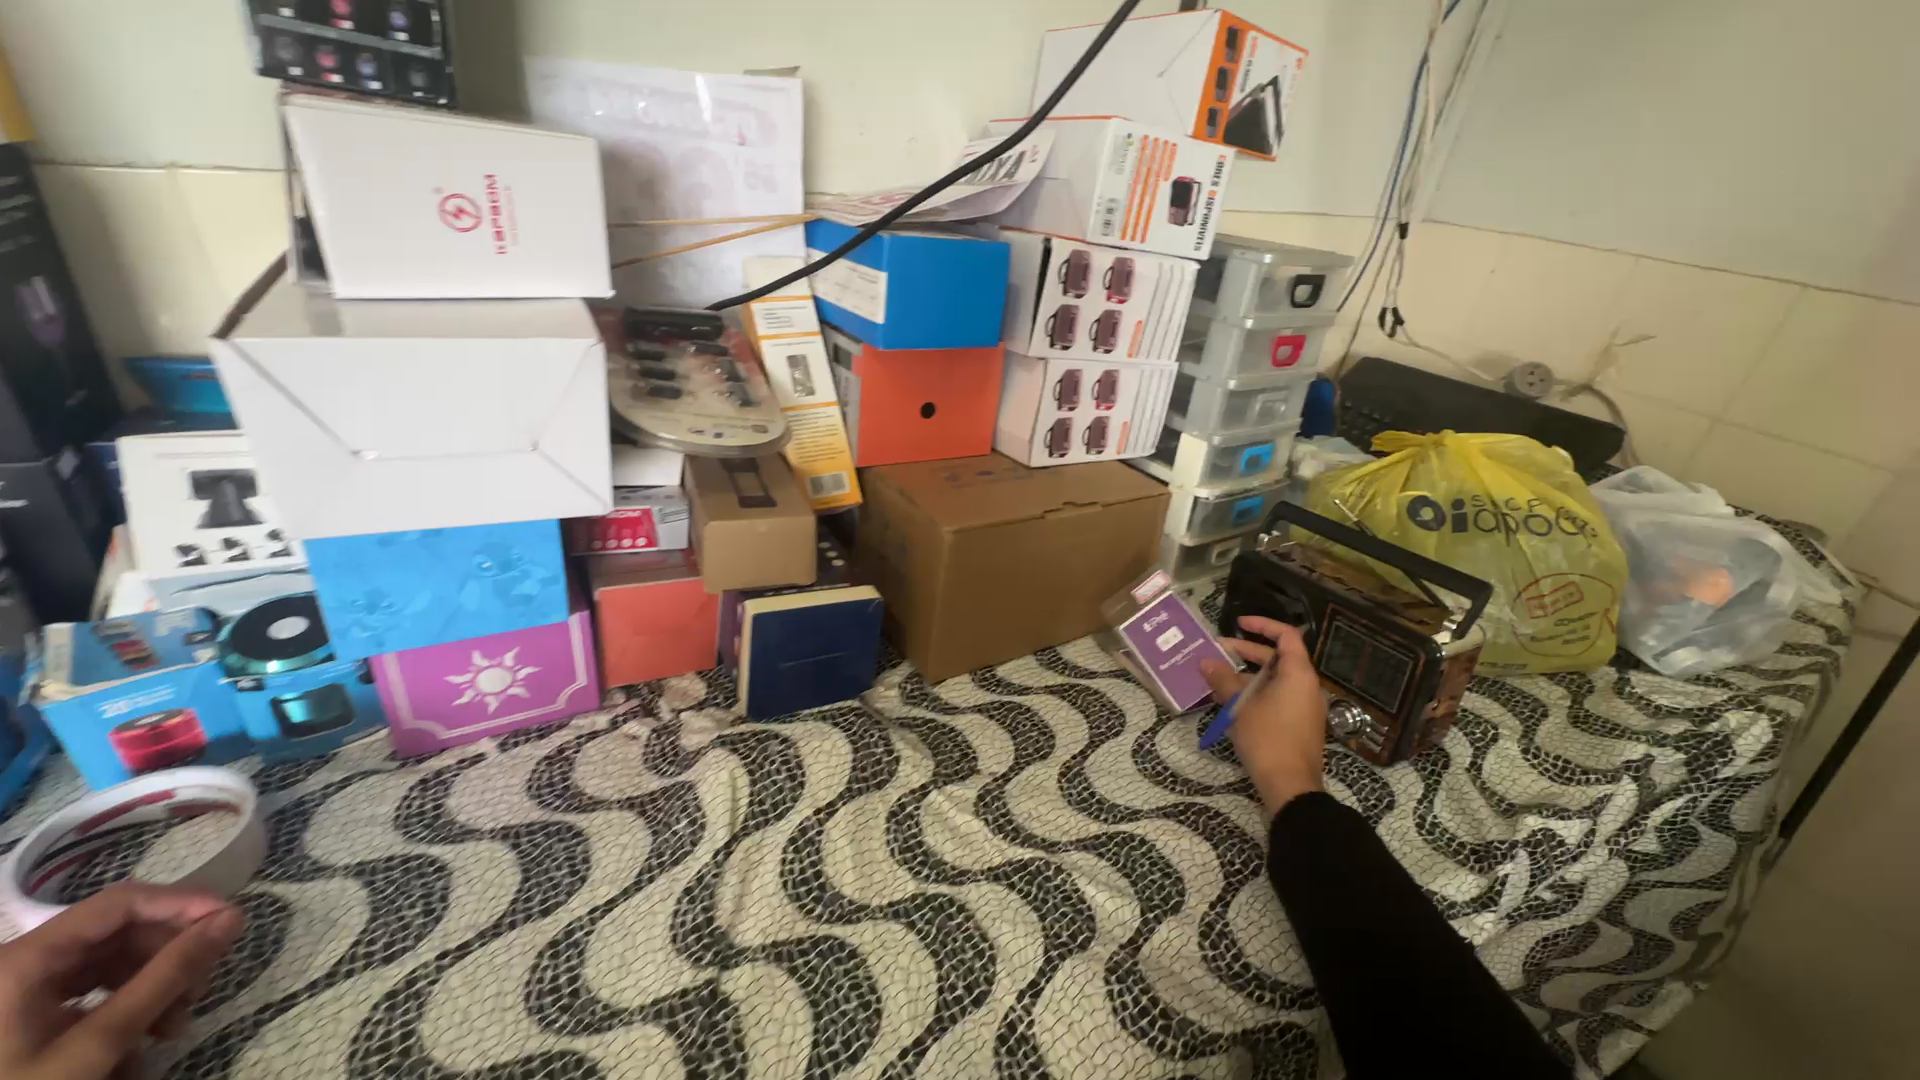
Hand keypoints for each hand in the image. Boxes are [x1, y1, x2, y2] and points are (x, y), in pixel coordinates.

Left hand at [0, 883, 244, 1079]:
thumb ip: (169, 975)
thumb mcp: (101, 1041)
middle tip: (204, 988)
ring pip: (114, 960)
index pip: (123, 901)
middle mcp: (21, 961)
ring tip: (176, 1024)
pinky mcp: (26, 1009)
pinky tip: (147, 1033)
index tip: (230, 922)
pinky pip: (94, 987)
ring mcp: (21, 986)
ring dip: (157, 984)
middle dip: (171, 957)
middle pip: (122, 931)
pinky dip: (130, 1003)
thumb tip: (234, 917)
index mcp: (25, 958)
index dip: (183, 903)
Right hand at [1200, 615, 1327, 816]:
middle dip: (1246, 652)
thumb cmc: (1267, 738)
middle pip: (1277, 658)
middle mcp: (1306, 686)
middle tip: (1217, 651)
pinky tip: (1230, 703)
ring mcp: (1304, 708)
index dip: (1262, 625)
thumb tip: (1206, 662)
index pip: (1286, 636)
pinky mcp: (1297, 726)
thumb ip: (1223, 680)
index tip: (1238, 623)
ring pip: (1273, 681)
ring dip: (1246, 677)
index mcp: (1298, 674)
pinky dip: (1254, 694)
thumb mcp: (1239, 706)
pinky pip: (1276, 699)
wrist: (1290, 786)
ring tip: (1216, 679)